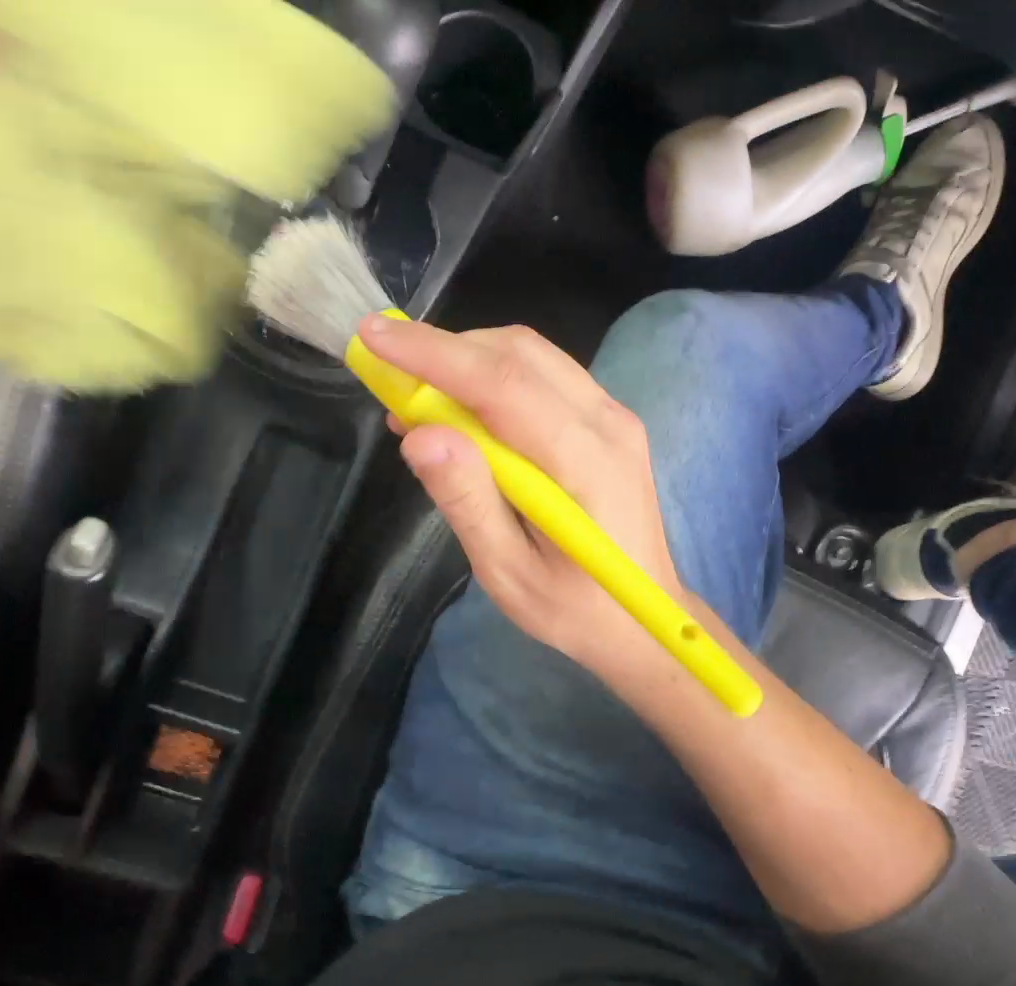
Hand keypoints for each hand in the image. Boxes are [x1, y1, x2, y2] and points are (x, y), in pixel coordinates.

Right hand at [358, 315, 688, 683]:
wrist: (641, 619)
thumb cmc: (573, 609)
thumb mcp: (509, 573)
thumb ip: (468, 502)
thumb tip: (420, 435)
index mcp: (587, 463)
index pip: (504, 386)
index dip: (434, 355)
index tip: (373, 336)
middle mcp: (607, 422)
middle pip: (518, 354)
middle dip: (443, 348)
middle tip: (385, 371)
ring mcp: (613, 414)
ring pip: (530, 355)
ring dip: (466, 358)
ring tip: (415, 396)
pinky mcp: (607, 419)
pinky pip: (543, 373)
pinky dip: (491, 375)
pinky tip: (459, 408)